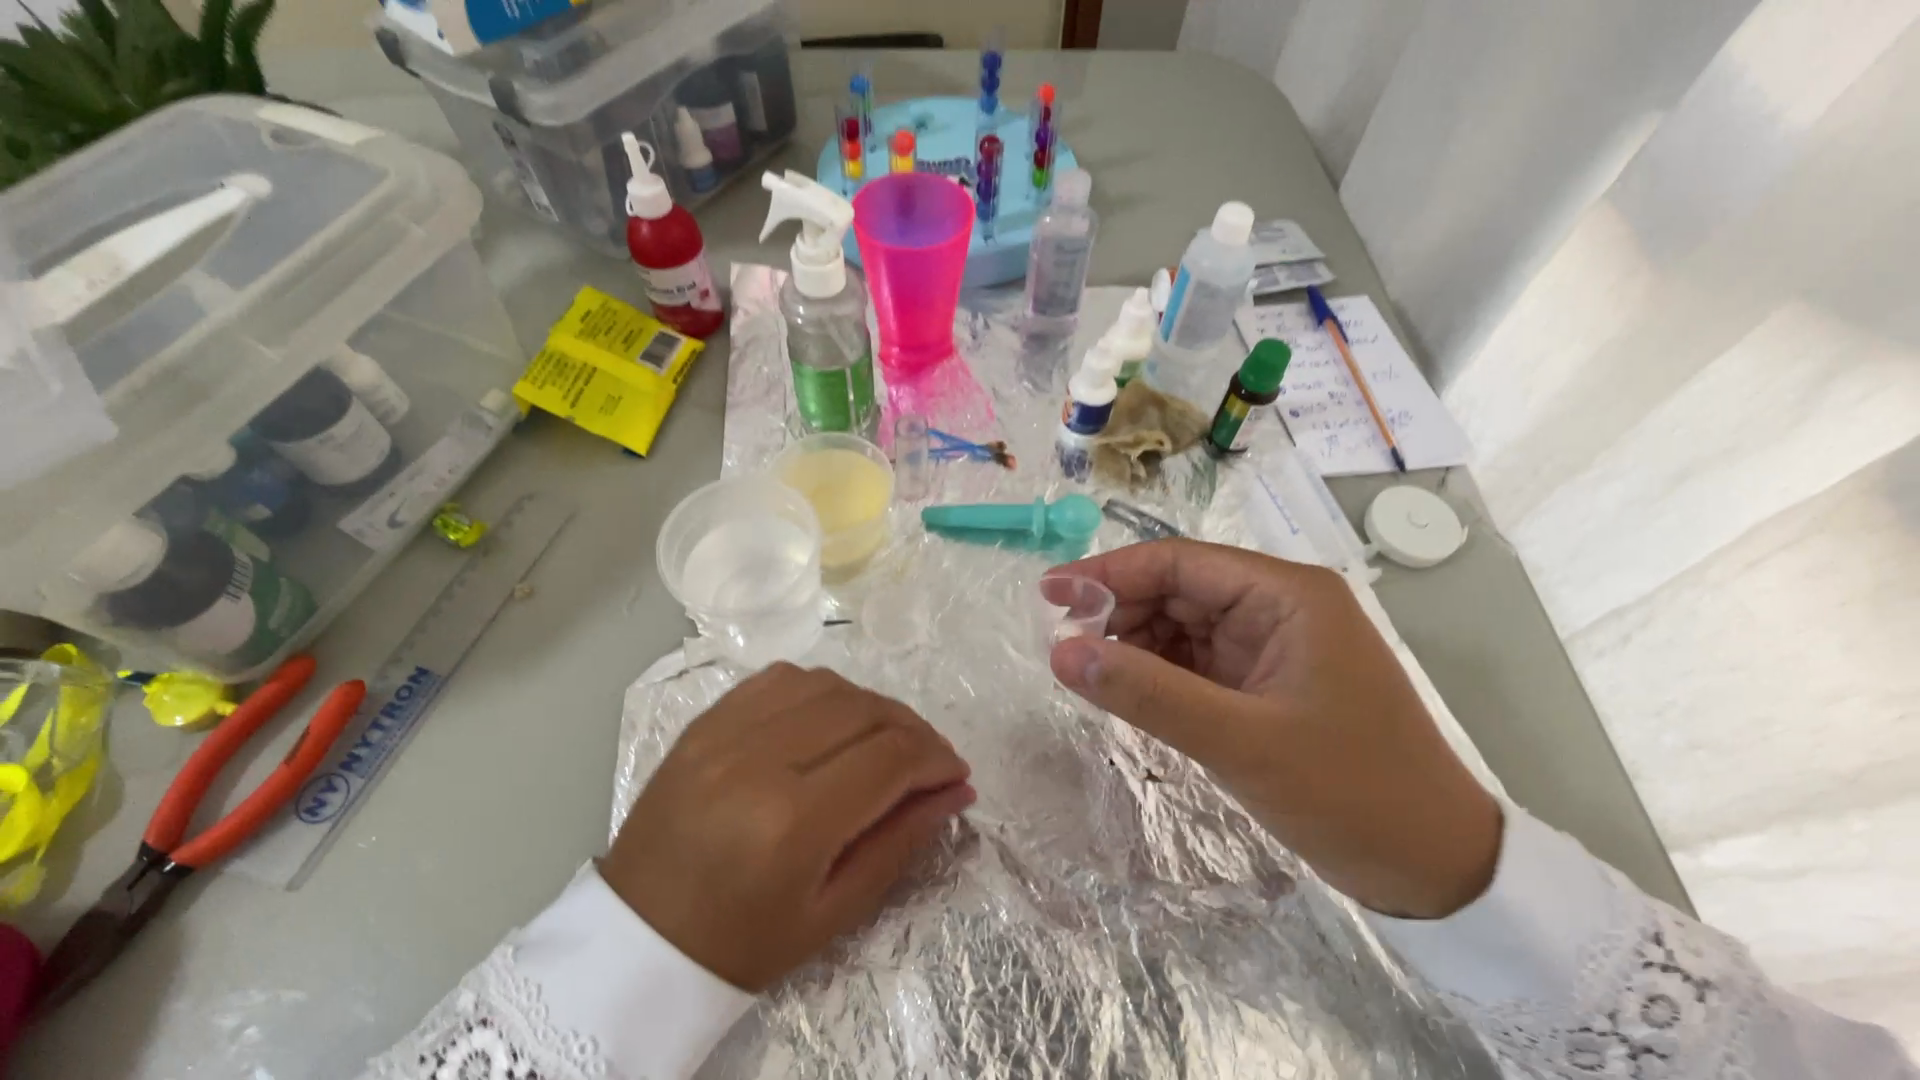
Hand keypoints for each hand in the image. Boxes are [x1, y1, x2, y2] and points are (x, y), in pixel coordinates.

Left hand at [601, 664, 974, 989]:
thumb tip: (956, 789)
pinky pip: (780, 679)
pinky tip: (830, 722)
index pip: (891, 757)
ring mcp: (723, 732)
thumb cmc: (743, 942)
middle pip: (865, 710)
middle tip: (928, 761)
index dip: (938, 758)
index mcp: (793, 821)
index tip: (955, 775)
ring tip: (882, 741)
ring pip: (827, 684)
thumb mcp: (835, 910)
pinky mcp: (703, 722)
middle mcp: (758, 759)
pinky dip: (821, 692)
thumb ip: (901, 841)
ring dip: (870, 706)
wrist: (640, 938)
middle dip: (914, 730)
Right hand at [1046, 540, 1501, 918]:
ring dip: (1135, 647)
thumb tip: (1060, 652)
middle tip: (1062, 649)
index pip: (1181, 562)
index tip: (1049, 596)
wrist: (1434, 868)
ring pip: (1184, 629)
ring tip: (1086, 675)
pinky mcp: (1268, 688)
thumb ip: (1147, 693)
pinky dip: (1160, 678)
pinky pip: (1198, 666)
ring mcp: (1274, 649)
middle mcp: (1280, 609)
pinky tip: (1128, 695)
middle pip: (1179, 591)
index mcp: (1287, 595)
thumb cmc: (1350, 791)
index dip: (1110, 573)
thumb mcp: (1239, 741)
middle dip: (1120, 613)